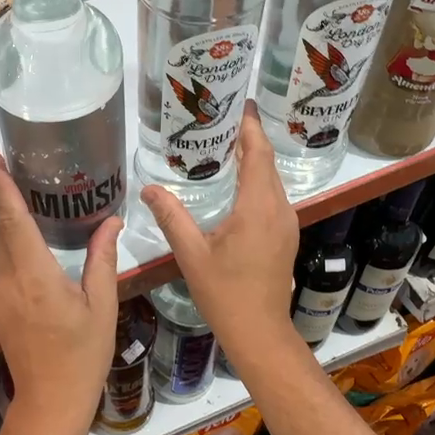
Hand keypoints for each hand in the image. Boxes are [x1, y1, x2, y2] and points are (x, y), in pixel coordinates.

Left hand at [0, 151, 121, 415]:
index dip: (1, 187)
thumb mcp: (102, 305)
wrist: (50, 400)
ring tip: (5, 183)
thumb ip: (102, 259)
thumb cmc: (83, 355)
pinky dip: (2, 235)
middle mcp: (8, 280)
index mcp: (35, 276)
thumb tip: (112, 221)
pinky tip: (14, 227)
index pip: (12, 220)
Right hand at [140, 103, 299, 349]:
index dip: (250, 127)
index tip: (238, 103)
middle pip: (267, 163)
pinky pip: (273, 197)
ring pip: (272, 180)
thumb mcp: (191, 254)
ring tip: (226, 144)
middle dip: (249, 138)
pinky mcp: (285, 236)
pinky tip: (237, 184)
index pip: (258, 154)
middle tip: (222, 119)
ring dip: (254, 160)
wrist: (259, 331)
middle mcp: (279, 210)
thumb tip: (148, 188)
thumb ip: (171, 217)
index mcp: (258, 208)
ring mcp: (287, 224)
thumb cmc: (225, 293)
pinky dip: (257, 181)